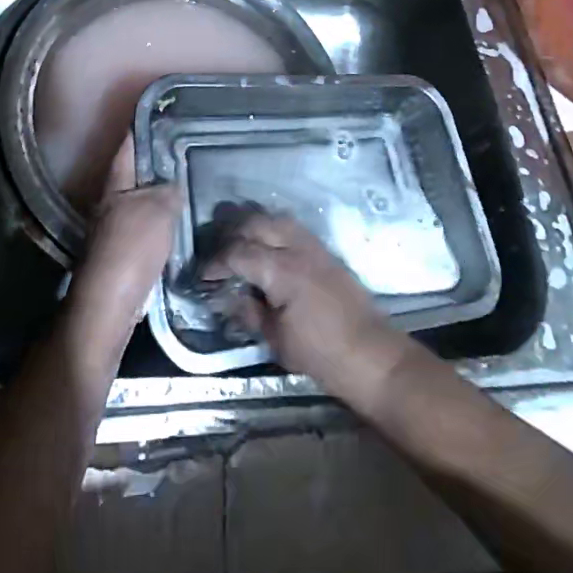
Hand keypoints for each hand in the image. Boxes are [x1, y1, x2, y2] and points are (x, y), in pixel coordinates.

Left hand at [67, 136, 178, 344]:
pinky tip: (186, 220)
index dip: (143, 126)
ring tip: (195, 181)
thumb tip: (175, 185)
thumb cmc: (132, 249)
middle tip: (191, 147)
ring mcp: (118, 227)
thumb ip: (169, 190)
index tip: (164, 113)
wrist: (111, 302)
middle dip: (160, 160)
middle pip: (137, 173)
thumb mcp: (159, 209)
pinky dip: (167, 218)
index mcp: (116, 185)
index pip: (129, 146)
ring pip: (145, 199)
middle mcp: (113, 202)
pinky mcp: (128, 251)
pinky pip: (151, 225)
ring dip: (165, 191)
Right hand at [203, 213, 418, 410]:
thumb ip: (249, 311)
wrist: (369, 353)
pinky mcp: (327, 253)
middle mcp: (299, 249)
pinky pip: (295, 230)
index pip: (239, 252)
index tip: (203, 276)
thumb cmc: (320, 353)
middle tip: (219, 257)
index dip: (216, 263)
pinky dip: (276, 232)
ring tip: (241, 248)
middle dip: (232, 235)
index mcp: (282, 270)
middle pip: (257, 223)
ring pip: (278, 219)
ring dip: (256, 227)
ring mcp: (316, 247)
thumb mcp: (276, 339)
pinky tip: (268, 251)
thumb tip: (228, 296)